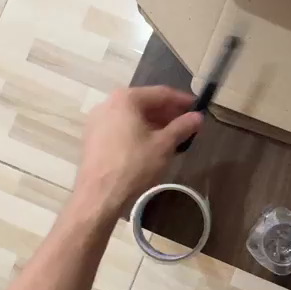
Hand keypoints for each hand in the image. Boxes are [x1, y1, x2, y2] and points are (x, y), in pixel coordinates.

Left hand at [72, 86, 202, 218]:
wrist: (99, 196)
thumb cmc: (134, 165)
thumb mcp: (164, 145)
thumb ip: (182, 127)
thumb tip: (198, 117)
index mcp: (125, 99)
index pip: (161, 93)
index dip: (182, 100)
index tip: (198, 107)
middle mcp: (108, 103)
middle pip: (144, 103)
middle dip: (167, 113)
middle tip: (187, 124)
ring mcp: (97, 121)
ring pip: (132, 116)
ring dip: (153, 124)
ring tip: (172, 137)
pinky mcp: (92, 138)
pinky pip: (121, 128)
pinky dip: (137, 132)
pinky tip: (150, 146)